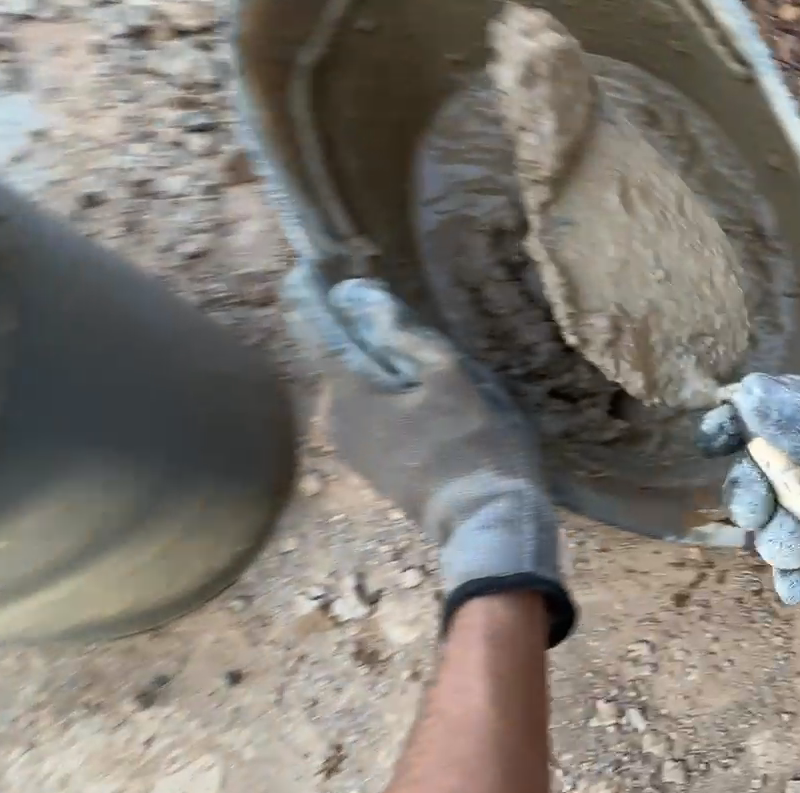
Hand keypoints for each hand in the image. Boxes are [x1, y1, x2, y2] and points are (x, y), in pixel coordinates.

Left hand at [316, 278, 572, 645]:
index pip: (314, 324)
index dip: (312, 291)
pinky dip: (396, 402)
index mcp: (347, 389)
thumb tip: (356, 295)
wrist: (487, 522)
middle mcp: (334, 417)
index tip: (315, 263)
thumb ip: (405, 334)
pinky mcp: (378, 471)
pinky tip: (433, 408)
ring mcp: (353, 449)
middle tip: (406, 325)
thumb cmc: (477, 445)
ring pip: (363, 391)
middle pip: (342, 359)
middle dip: (367, 338)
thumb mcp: (454, 379)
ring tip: (431, 370)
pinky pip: (378, 418)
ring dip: (387, 374)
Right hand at [702, 375, 799, 724]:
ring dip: (777, 538)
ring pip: (777, 508)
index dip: (747, 418)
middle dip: (760, 493)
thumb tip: (748, 390)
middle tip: (757, 517)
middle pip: (772, 459)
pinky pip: (793, 547)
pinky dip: (791, 570)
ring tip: (796, 560)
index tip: (713, 442)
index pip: (790, 401)